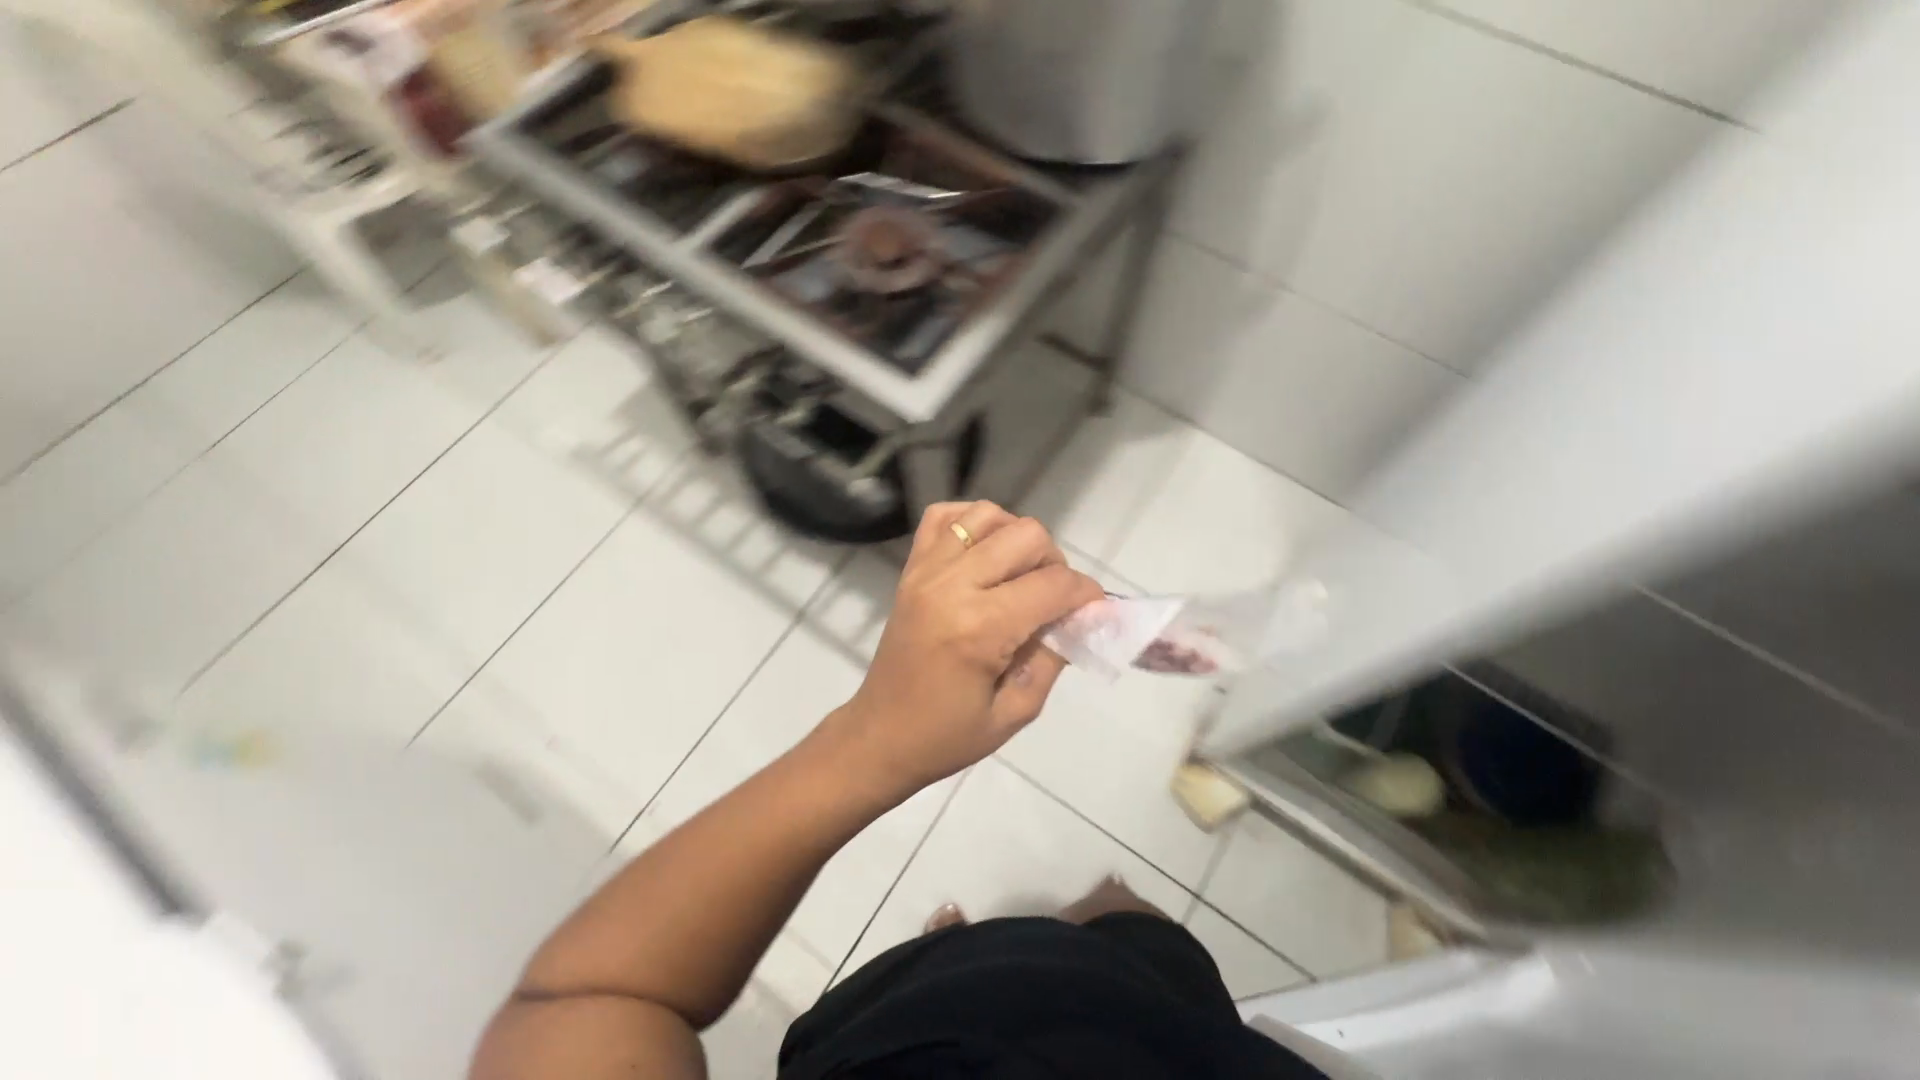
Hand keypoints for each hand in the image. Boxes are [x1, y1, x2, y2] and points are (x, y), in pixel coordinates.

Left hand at [822, 501, 1105, 795]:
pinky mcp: (910, 568)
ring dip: (1015, 539)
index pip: (1054, 585)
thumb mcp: (1016, 711)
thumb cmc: (948, 735)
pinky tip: (984, 554)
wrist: (880, 736)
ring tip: (1018, 576)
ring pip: (988, 515)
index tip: (1092, 611)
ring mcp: (926, 570)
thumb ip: (1053, 658)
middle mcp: (951, 586)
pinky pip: (943, 517)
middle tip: (1052, 601)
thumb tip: (1080, 618)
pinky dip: (972, 524)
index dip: (1086, 594)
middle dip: (1055, 564)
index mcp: (979, 628)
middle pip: (1027, 535)